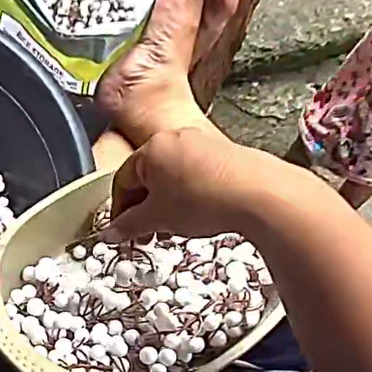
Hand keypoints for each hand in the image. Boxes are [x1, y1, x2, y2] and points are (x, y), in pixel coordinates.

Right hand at [100, 126, 321, 241]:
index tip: (121, 230)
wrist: (258, 194)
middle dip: (143, 209)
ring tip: (171, 228)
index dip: (118, 211)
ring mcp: (200, 144)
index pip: (122, 181)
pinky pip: (192, 176)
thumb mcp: (157, 219)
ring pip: (169, 177)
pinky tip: (193, 216)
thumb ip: (129, 226)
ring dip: (164, 205)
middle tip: (144, 233)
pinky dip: (186, 196)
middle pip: (146, 177)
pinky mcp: (221, 154)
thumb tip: (113, 232)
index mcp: (151, 148)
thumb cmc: (206, 198)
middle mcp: (175, 138)